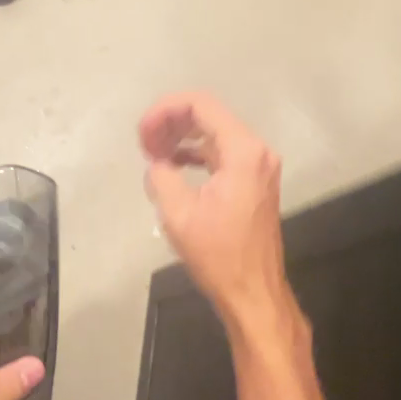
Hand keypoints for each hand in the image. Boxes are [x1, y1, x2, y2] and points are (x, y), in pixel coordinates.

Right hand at [139, 93, 303, 342]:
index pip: (200, 105)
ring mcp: (258, 165)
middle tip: (143, 144)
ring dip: (181, 136)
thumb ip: (162, 175)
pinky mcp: (254, 180)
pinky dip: (196, 152)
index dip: (165, 110)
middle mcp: (256, 150)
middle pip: (208, 114)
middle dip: (171, 122)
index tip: (142, 134)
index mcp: (242, 151)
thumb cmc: (219, 255)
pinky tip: (172, 163)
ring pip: (214, 132)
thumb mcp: (178, 214)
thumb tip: (158, 163)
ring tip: (152, 153)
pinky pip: (221, 152)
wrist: (254, 294)